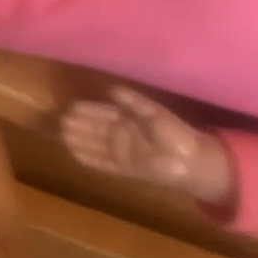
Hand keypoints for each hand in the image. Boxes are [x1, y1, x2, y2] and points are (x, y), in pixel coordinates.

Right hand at [60, 87, 236, 206]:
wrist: (195, 163)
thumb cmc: (176, 134)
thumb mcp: (155, 113)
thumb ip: (133, 102)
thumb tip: (110, 89)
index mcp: (128, 120)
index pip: (102, 113)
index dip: (87, 110)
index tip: (72, 108)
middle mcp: (121, 135)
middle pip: (94, 129)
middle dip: (78, 125)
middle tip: (62, 122)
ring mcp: (122, 152)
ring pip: (94, 145)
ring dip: (79, 141)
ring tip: (63, 137)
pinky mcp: (125, 168)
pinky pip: (102, 163)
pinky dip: (88, 159)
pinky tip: (74, 154)